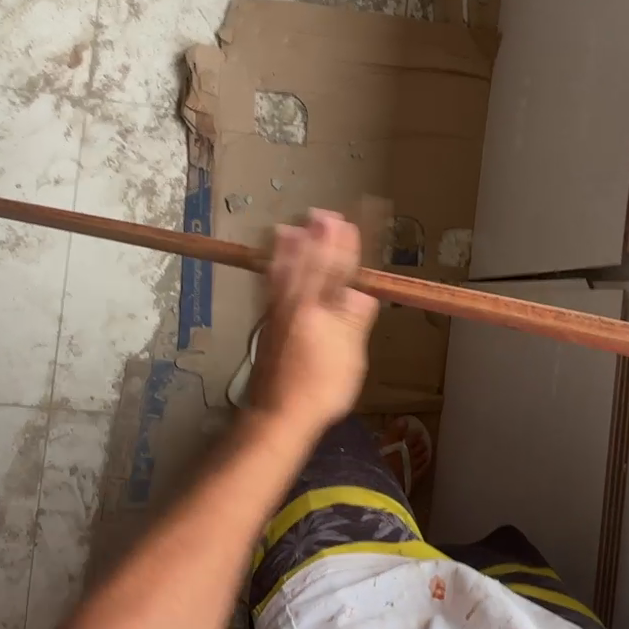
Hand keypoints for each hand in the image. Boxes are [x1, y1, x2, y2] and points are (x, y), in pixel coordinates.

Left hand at [249, 210, 379, 433]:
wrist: (279, 414)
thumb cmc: (320, 389)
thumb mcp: (350, 357)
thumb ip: (354, 322)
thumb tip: (361, 294)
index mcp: (320, 312)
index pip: (335, 271)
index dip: (343, 247)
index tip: (348, 224)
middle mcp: (296, 307)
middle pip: (308, 265)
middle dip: (317, 238)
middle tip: (323, 214)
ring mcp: (278, 315)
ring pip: (284, 273)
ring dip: (290, 249)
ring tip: (290, 227)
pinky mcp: (267, 326)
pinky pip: (269, 287)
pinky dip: (272, 270)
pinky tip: (272, 265)